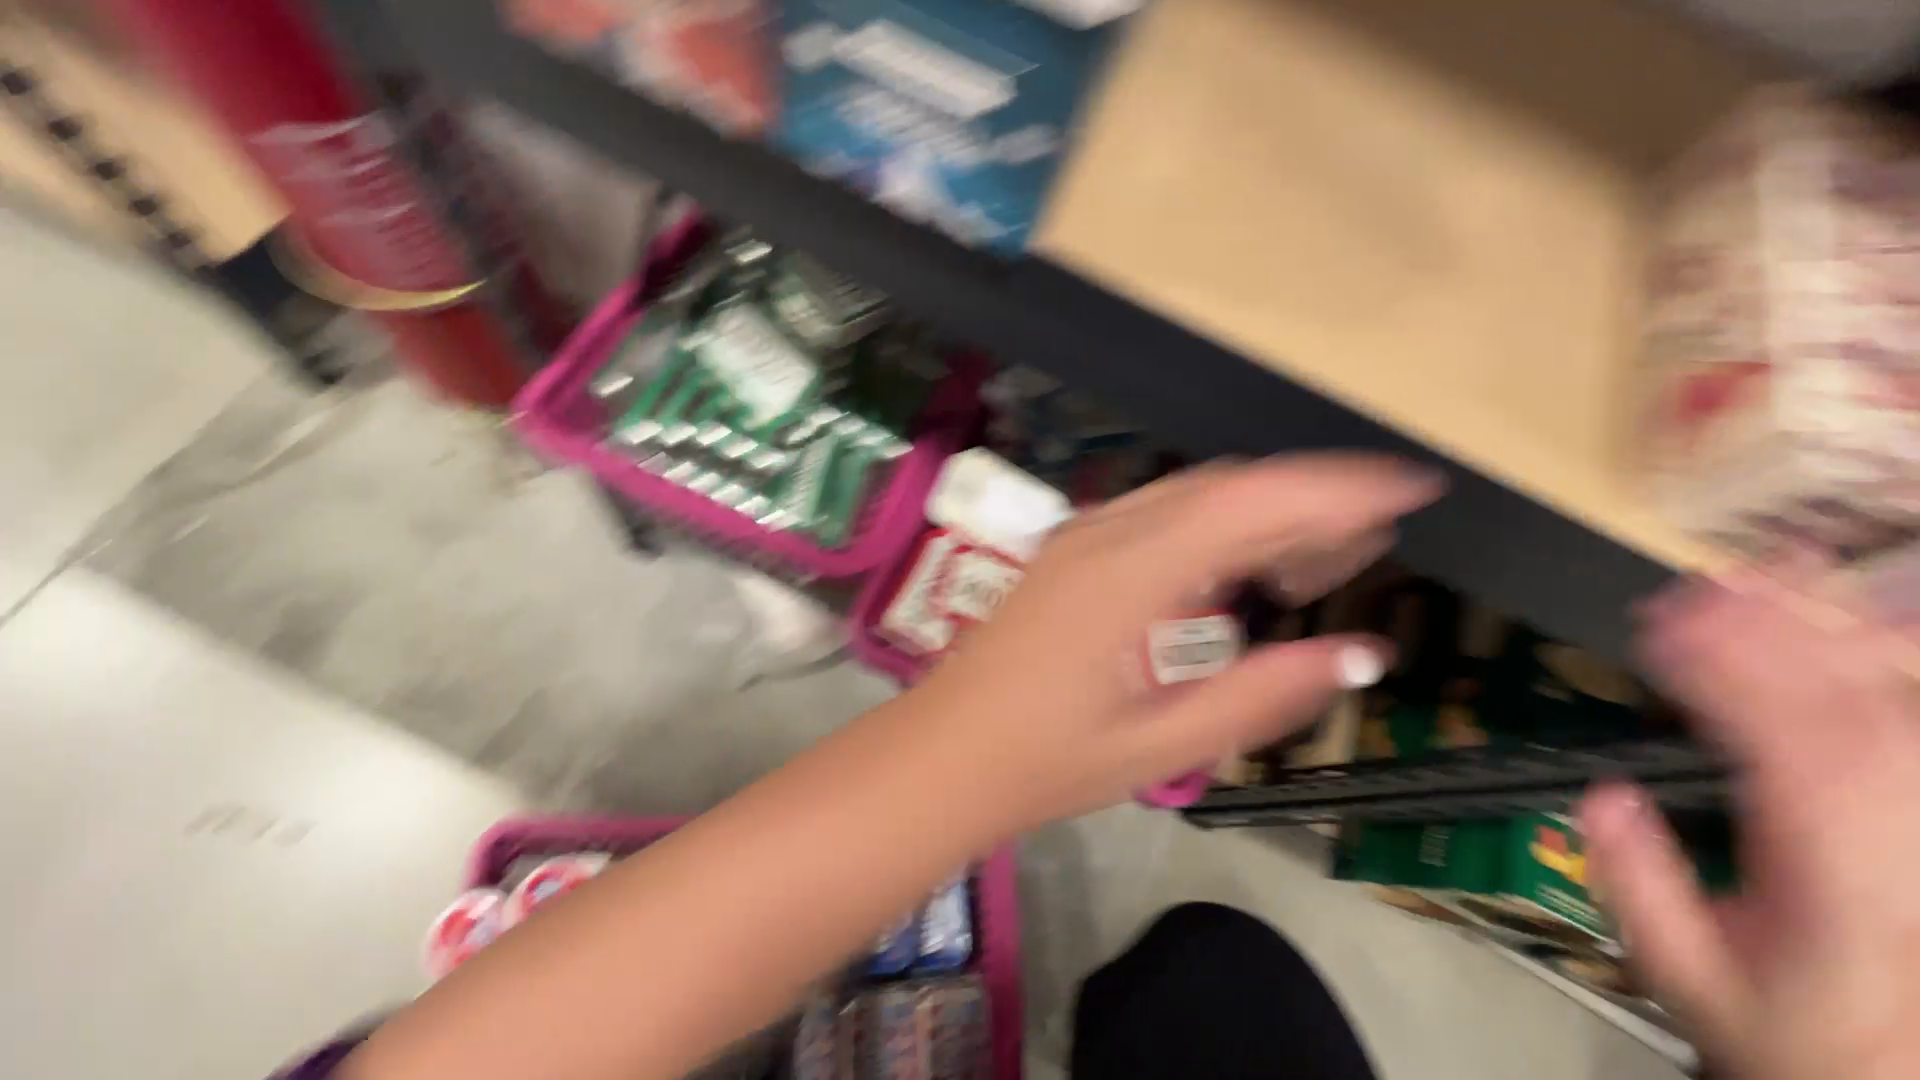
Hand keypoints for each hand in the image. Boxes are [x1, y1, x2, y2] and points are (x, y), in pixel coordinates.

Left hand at [905, 454, 1442, 831]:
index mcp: (1130, 572)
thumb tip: (1365, 654)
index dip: (1339, 487)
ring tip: (1321, 559)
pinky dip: (1217, 523)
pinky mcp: (1070, 551)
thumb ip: (1263, 694)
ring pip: (1192, 494)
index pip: (1253, 500)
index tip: (1413, 487)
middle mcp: (1106, 533)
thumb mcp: (1163, 744)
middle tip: (1374, 544)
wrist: (942, 755)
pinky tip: (1240, 567)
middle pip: (1227, 486)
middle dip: (1310, 499)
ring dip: (1263, 509)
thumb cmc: (1046, 761)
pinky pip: (1159, 514)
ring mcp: (1082, 536)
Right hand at [1581, 562, 1919, 1079]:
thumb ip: (1641, 892)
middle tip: (1701, 584)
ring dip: (1826, 633)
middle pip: (1852, 719)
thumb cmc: (1783, 1020)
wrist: (1893, 1062)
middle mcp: (1898, 841)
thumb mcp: (1688, 979)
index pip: (1794, 759)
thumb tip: (1599, 799)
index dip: (1729, 682)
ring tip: (1765, 572)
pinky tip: (1855, 617)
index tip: (1659, 630)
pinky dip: (1886, 662)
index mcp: (1837, 882)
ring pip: (1895, 710)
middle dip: (1770, 638)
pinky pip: (1913, 725)